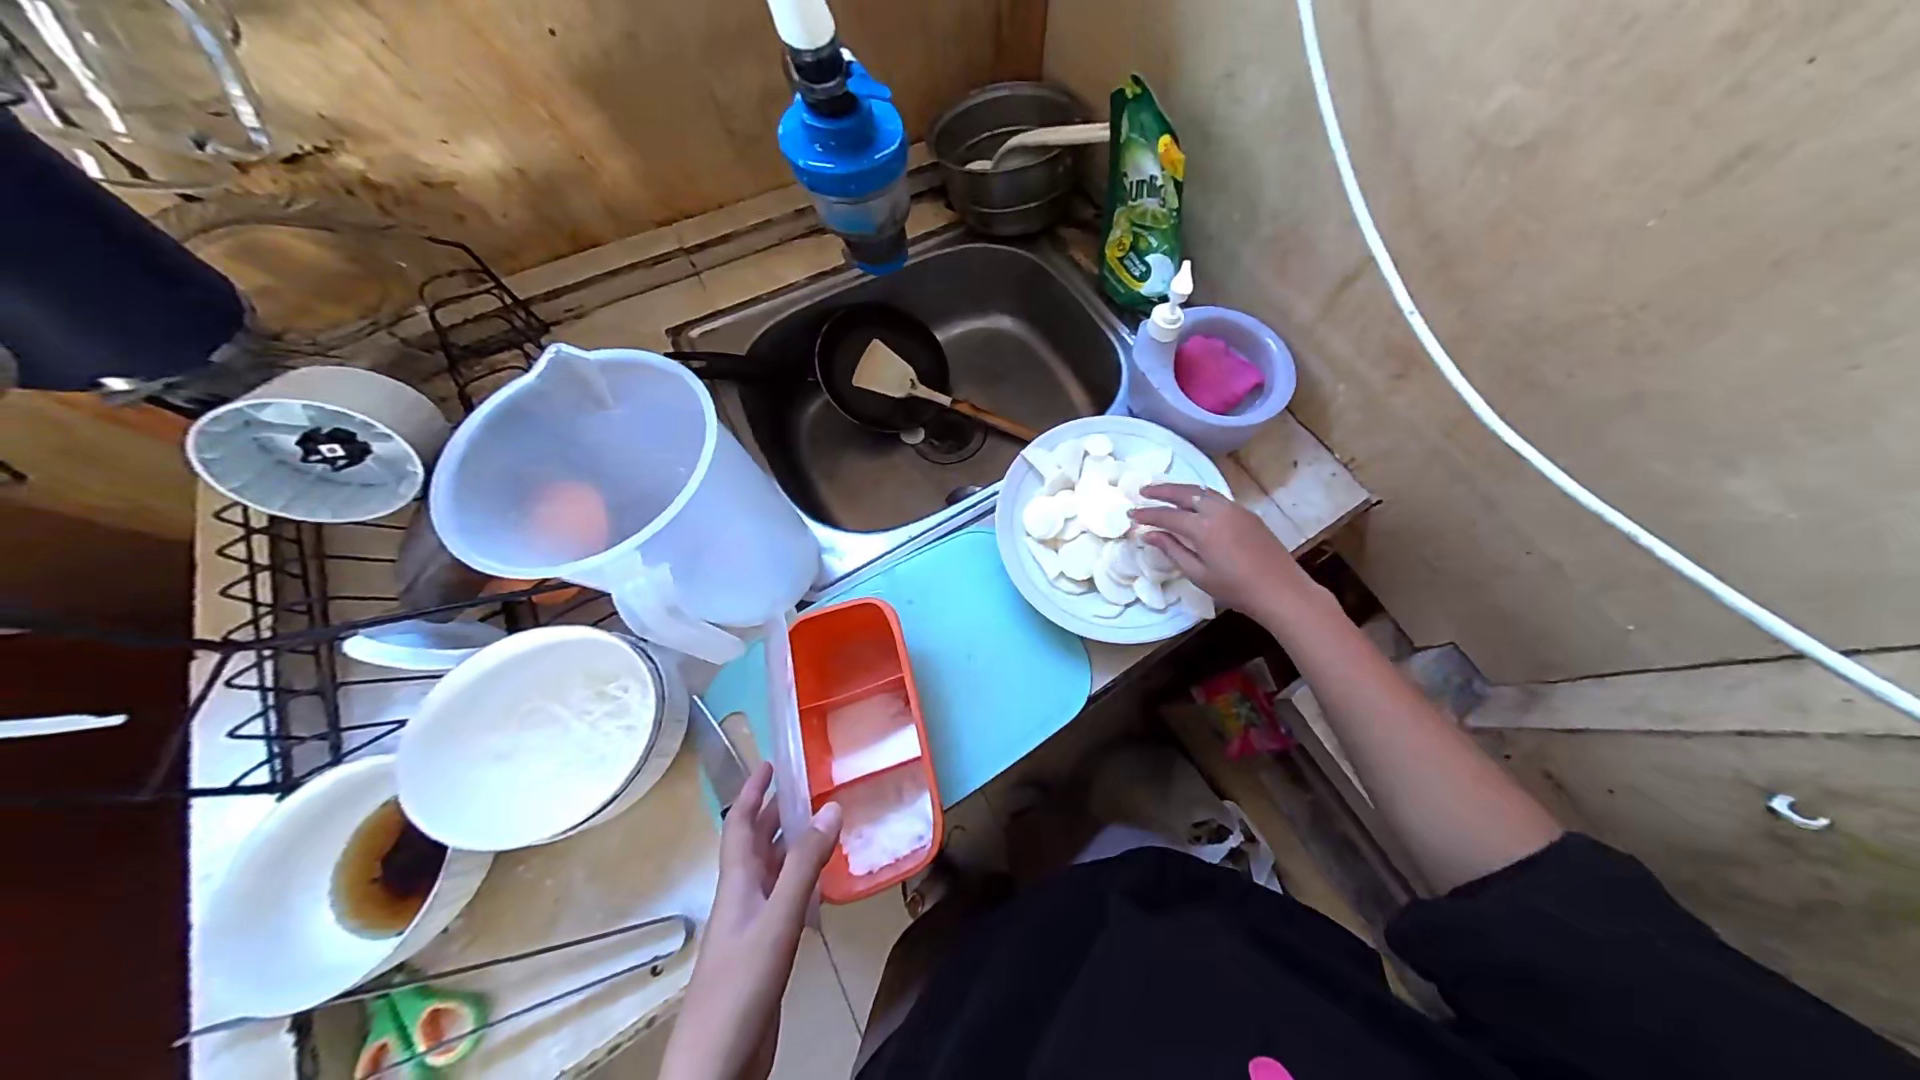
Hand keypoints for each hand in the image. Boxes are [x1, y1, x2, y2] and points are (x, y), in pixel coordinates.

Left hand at [660, 763, 842, 1079]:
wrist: (718, 1063)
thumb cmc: (741, 984)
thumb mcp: (776, 919)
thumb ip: (804, 866)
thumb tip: (829, 808)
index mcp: (736, 883)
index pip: (740, 824)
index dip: (753, 792)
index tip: (770, 762)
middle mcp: (743, 897)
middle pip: (757, 844)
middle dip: (776, 812)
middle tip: (807, 786)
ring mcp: (753, 926)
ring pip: (773, 871)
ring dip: (793, 845)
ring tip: (823, 823)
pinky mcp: (767, 951)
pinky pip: (786, 901)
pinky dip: (803, 882)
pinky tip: (824, 884)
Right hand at [1130, 483, 1314, 615]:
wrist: (1281, 590)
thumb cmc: (1236, 589)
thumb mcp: (1198, 574)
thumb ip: (1173, 550)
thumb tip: (1150, 535)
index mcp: (1204, 528)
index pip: (1168, 515)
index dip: (1147, 514)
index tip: (1131, 513)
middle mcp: (1219, 511)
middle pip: (1186, 493)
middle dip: (1162, 490)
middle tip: (1144, 491)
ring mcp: (1236, 510)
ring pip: (1203, 491)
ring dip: (1182, 490)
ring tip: (1165, 493)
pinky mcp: (1247, 514)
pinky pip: (1217, 498)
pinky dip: (1199, 496)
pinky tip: (1193, 504)